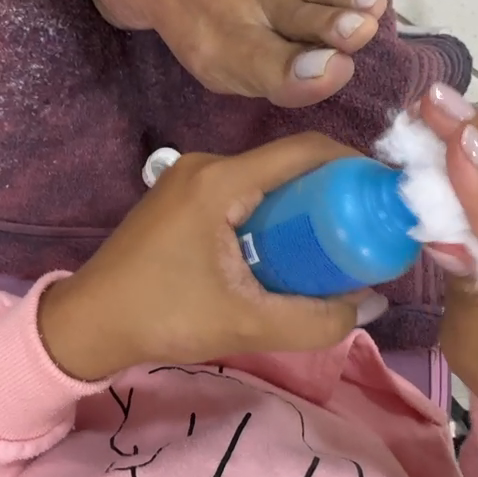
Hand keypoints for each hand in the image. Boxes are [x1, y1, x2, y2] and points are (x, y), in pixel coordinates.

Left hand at [39, 133, 386, 380]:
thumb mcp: (246, 325)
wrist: (88, 322)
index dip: (356, 168)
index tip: (389, 200)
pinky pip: (240, 195)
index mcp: (219, 180)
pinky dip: (269, 218)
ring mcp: (186, 180)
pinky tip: (281, 255)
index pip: (306, 151)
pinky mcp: (178, 199)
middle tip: (365, 237)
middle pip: (287, 167)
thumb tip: (370, 303)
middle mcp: (203, 166)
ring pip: (264, 183)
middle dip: (332, 198)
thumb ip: (316, 319)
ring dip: (298, 213)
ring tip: (328, 254)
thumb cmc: (162, 316)